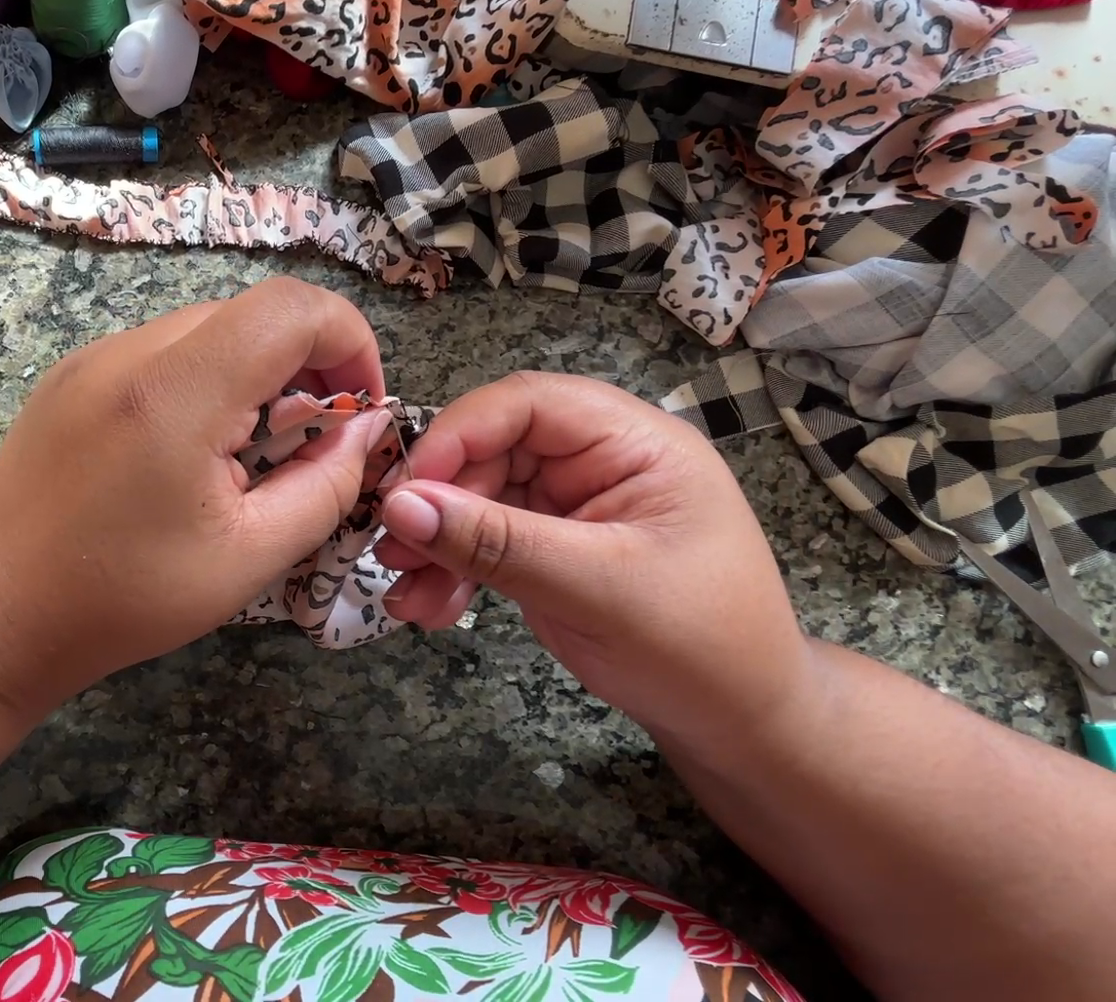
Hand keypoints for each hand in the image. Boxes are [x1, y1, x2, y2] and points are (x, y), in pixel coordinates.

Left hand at [0, 277, 392, 712]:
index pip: (292, 307)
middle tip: (312, 436)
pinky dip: (199, 380)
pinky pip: (156, 353)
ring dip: (250, 372)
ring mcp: (88, 358)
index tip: (358, 406)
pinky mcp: (67, 376)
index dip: (348, 341)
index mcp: (175, 392)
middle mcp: (126, 352)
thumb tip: (364, 431)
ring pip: (203, 330)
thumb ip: (325, 485)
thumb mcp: (249, 556)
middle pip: (250, 313)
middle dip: (304, 362)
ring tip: (248, 447)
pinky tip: (188, 446)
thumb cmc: (125, 599)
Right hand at [375, 372, 813, 748]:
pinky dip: (447, 572)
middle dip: (436, 504)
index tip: (406, 488)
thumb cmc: (697, 645)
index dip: (458, 434)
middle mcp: (592, 461)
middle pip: (487, 452)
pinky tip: (427, 609)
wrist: (734, 722)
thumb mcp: (595, 589)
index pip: (527, 404)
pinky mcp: (541, 545)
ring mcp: (563, 504)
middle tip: (392, 552)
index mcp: (631, 442)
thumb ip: (495, 542)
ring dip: (432, 546)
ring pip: (471, 500)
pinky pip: (477, 542)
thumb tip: (397, 505)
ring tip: (403, 595)